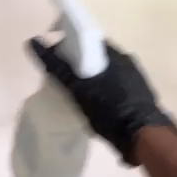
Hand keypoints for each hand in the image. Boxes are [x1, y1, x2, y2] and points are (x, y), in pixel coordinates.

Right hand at [25, 37, 176, 164]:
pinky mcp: (142, 93)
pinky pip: (118, 84)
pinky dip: (105, 89)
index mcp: (113, 53)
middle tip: (65, 79)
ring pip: (108, 71)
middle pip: (96, 55)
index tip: (56, 60)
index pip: (86, 40)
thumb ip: (56, 66)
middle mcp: (127, 60)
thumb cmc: (109, 109)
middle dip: (80, 64)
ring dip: (93, 77)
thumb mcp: (77, 89)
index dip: (69, 46)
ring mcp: (137, 77)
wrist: (144, 137)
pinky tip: (99, 104)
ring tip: (80, 94)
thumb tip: (33, 42)